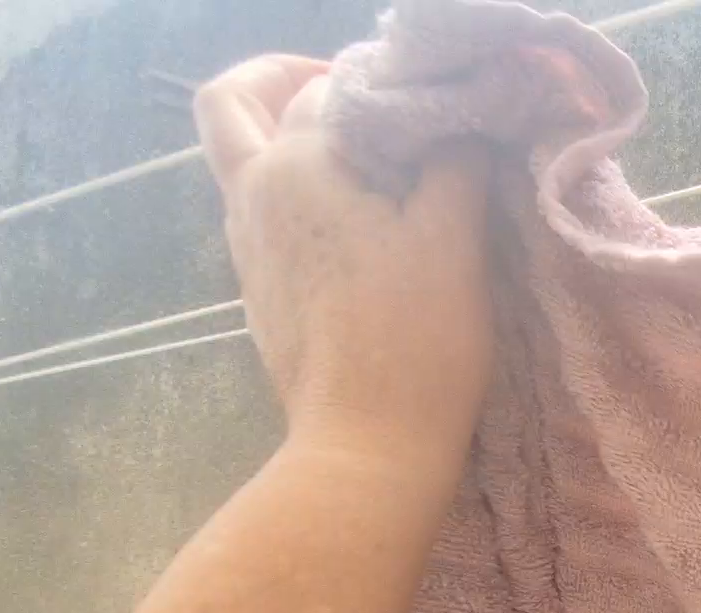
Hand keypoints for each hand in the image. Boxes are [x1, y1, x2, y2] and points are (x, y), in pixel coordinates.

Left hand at [194, 55, 494, 463]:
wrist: (372, 443)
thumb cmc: (419, 342)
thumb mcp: (454, 246)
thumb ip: (456, 170)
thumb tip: (463, 128)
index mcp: (297, 169)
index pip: (335, 91)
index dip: (388, 86)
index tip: (438, 107)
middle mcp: (255, 196)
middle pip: (237, 104)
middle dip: (290, 82)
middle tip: (358, 97)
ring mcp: (249, 249)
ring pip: (242, 161)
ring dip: (286, 138)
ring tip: (363, 163)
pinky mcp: (263, 294)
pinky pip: (263, 215)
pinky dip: (297, 194)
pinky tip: (353, 229)